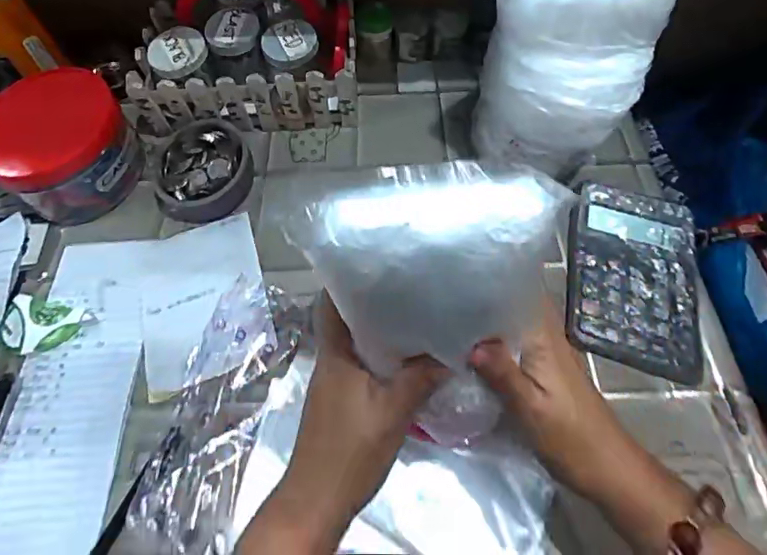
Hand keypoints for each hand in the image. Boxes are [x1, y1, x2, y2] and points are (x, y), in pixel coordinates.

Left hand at [241, 294, 446, 553]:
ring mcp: (333, 382)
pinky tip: (404, 361)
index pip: (331, 302)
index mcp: (334, 353)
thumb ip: (419, 379)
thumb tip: (450, 352)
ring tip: (411, 316)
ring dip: (377, 331)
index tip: (377, 264)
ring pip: (355, 343)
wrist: (316, 502)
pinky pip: (360, 364)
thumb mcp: (391, 413)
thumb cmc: (349, 450)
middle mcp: (330, 360)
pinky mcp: (340, 401)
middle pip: (346, 320)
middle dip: (372, 303)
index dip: (348, 279)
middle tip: (406, 287)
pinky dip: (378, 357)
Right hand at [467, 298, 631, 493]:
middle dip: (485, 297)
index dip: (492, 279)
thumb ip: (502, 373)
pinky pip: (518, 341)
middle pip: (515, 303)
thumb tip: (470, 344)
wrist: (609, 468)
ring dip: (490, 319)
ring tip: (455, 317)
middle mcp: (548, 335)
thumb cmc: (571, 437)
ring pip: (515, 322)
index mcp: (543, 335)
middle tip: (450, 296)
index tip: (461, 275)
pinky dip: (498, 340)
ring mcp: (549, 351)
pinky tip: (477, 348)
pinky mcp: (548, 368)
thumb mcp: (531, 409)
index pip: (520, 289)